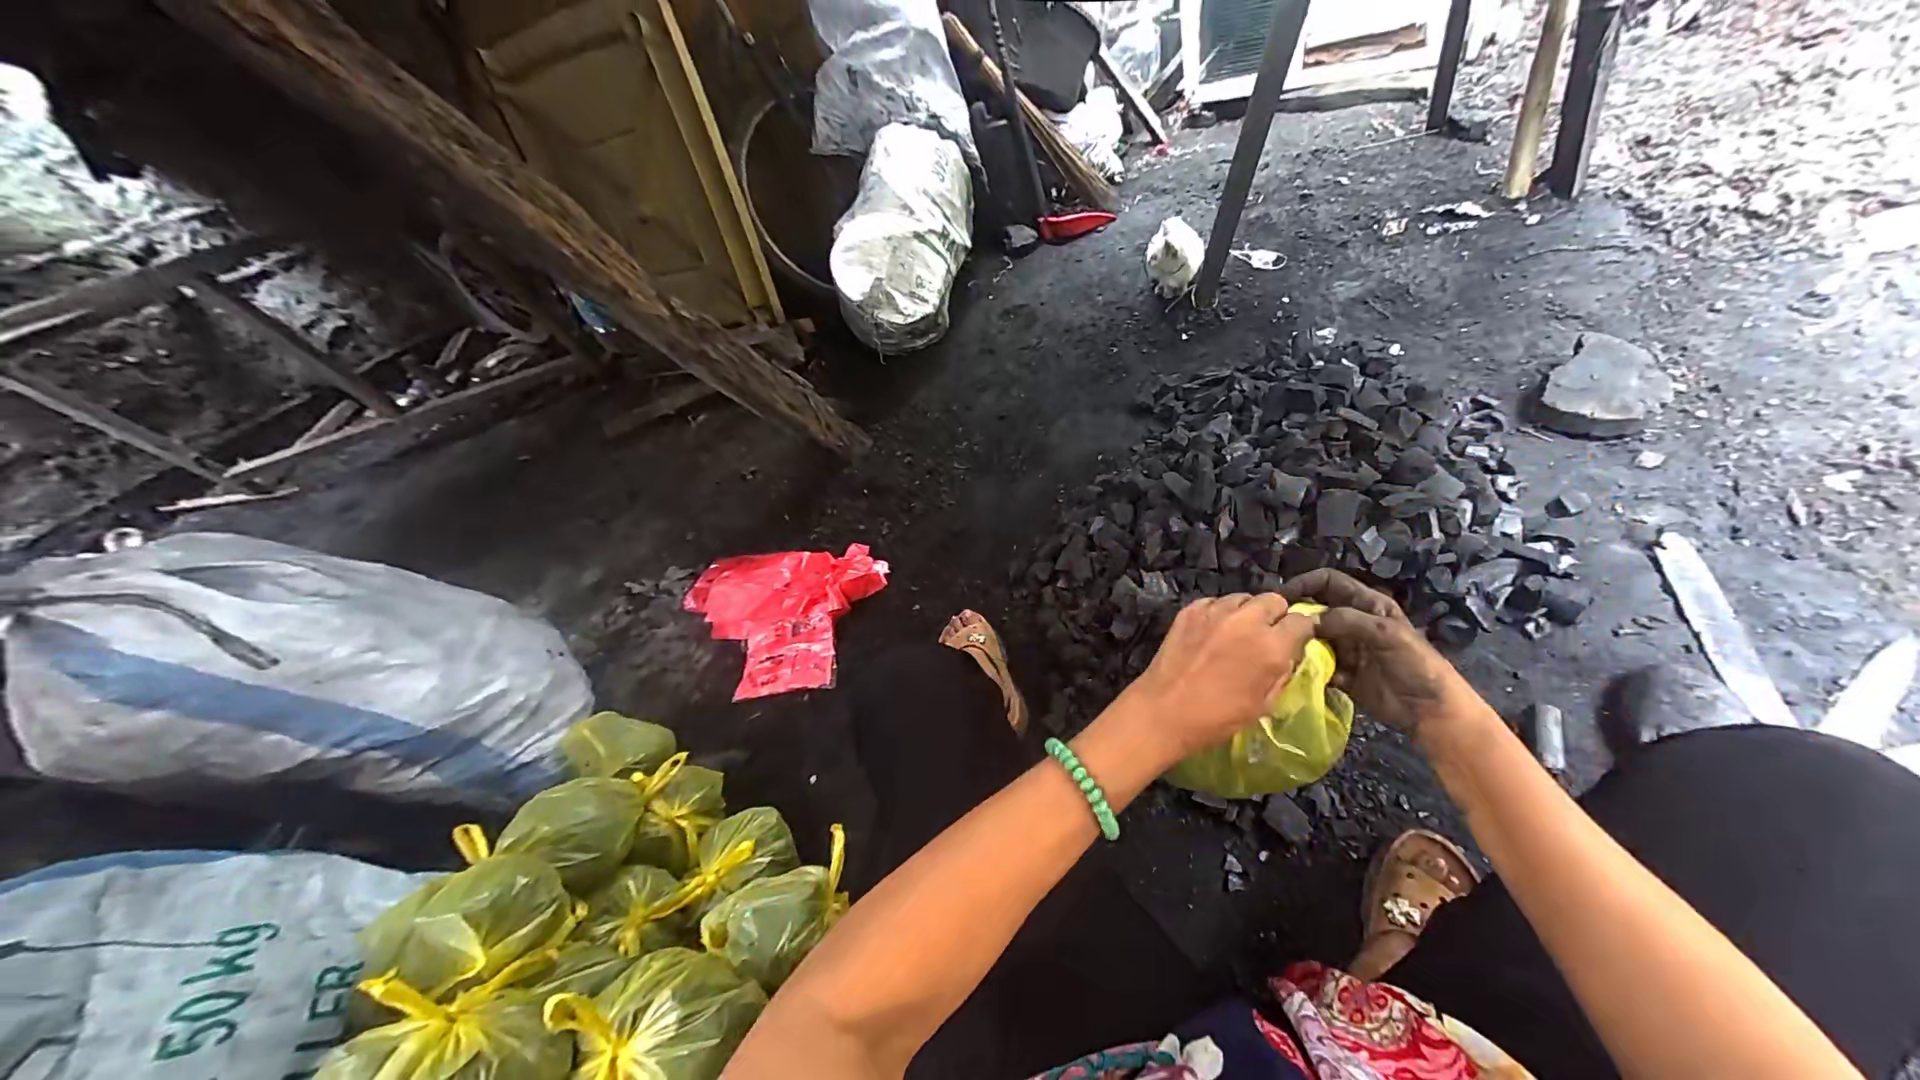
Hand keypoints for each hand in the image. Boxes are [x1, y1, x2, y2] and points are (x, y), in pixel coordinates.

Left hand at [1112, 593, 1317, 759]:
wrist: (1164, 710)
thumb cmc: (1219, 716)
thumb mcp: (1265, 703)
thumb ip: (1282, 672)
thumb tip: (1287, 655)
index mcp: (1272, 646)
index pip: (1302, 621)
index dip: (1301, 631)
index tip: (1295, 640)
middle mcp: (1246, 620)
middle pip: (1274, 600)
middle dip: (1275, 615)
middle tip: (1265, 635)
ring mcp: (1215, 611)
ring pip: (1243, 598)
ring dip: (1246, 612)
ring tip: (1236, 633)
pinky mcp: (1190, 610)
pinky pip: (1215, 602)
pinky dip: (1219, 613)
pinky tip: (1212, 632)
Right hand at [1279, 569, 1482, 736]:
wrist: (1429, 710)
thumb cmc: (1415, 664)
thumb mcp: (1386, 633)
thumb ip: (1347, 620)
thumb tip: (1307, 620)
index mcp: (1367, 604)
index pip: (1328, 581)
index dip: (1304, 583)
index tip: (1282, 597)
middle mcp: (1353, 621)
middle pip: (1315, 608)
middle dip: (1296, 613)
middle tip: (1274, 626)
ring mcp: (1346, 647)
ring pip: (1311, 636)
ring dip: (1297, 641)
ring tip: (1281, 649)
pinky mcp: (1341, 672)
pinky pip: (1315, 663)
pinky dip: (1305, 665)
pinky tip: (1296, 669)